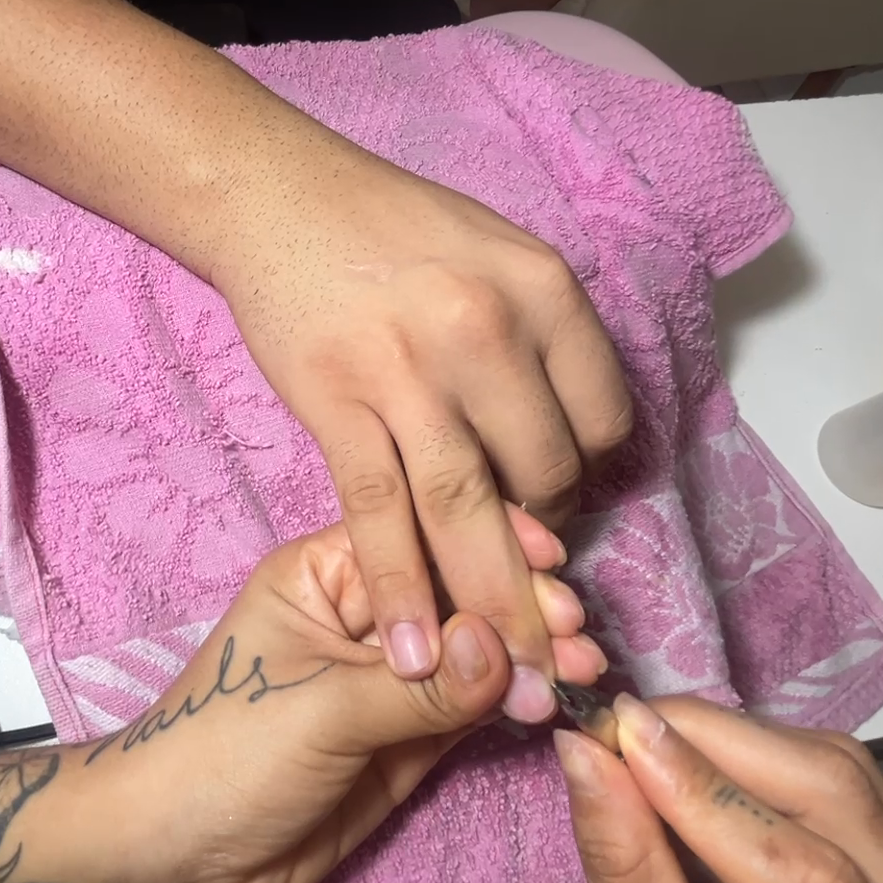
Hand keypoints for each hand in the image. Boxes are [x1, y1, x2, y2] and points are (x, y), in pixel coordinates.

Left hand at [88, 509, 606, 882]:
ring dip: (526, 654)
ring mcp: (387, 672)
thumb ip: (416, 684)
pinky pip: (469, 705)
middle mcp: (361, 610)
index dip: (480, 542)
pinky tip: (555, 697)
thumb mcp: (320, 709)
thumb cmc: (227, 751)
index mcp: (323, 572)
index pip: (412, 538)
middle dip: (513, 604)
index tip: (549, 560)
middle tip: (573, 630)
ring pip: (470, 649)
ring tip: (580, 667)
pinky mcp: (406, 731)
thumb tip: (505, 645)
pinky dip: (512, 701)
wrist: (180, 856)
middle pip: (451, 591)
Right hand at [214, 169, 630, 721]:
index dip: (588, 483)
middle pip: (543, 476)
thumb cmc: (388, 226)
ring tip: (514, 683)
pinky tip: (411, 648)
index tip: (557, 512)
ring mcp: (410, 372)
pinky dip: (400, 585)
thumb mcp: (494, 250)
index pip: (602, 419)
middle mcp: (489, 332)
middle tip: (544, 616)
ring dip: (493, 602)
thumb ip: (538, 334)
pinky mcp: (338, 405)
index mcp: (545, 289)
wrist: (280, 200)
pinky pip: (379, 509)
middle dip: (544, 558)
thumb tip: (552, 432)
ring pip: (466, 508)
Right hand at [553, 695, 882, 882]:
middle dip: (711, 738)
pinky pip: (850, 782)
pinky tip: (705, 768)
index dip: (701, 789)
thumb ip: (627, 866)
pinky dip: (762, 755)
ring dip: (733, 740)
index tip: (613, 730)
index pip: (803, 873)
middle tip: (622, 726)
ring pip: (847, 773)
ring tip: (653, 746)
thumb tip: (583, 750)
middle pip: (837, 793)